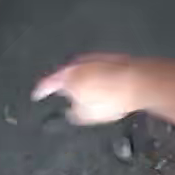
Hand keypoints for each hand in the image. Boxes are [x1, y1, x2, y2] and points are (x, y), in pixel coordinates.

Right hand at [31, 54, 147, 124]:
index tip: (36, 94)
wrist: (138, 82)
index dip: (40, 91)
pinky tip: (105, 89)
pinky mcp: (111, 59)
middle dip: (64, 85)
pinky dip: (98, 79)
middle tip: (64, 95)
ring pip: (82, 72)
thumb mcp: (85, 115)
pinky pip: (98, 71)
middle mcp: (78, 64)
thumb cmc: (111, 97)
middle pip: (65, 75)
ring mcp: (95, 59)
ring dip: (83, 82)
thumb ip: (73, 113)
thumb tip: (72, 111)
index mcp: (66, 77)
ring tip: (89, 96)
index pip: (46, 84)